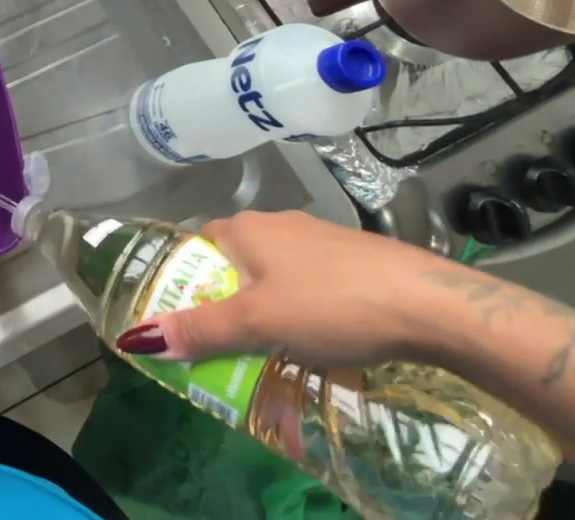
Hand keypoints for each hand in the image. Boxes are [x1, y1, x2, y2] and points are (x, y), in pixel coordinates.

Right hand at [124, 210, 451, 365]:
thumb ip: (200, 330)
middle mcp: (277, 224)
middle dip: (231, 302)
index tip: (190, 318)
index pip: (197, 246)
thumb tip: (135, 339)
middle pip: (237, 264)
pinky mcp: (359, 260)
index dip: (188, 280)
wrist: (439, 307)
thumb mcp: (258, 323)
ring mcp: (321, 240)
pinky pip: (315, 285)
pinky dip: (309, 311)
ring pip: (278, 276)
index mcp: (243, 228)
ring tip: (279, 351)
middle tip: (232, 344)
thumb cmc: (333, 304)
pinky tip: (327, 341)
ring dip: (272, 309)